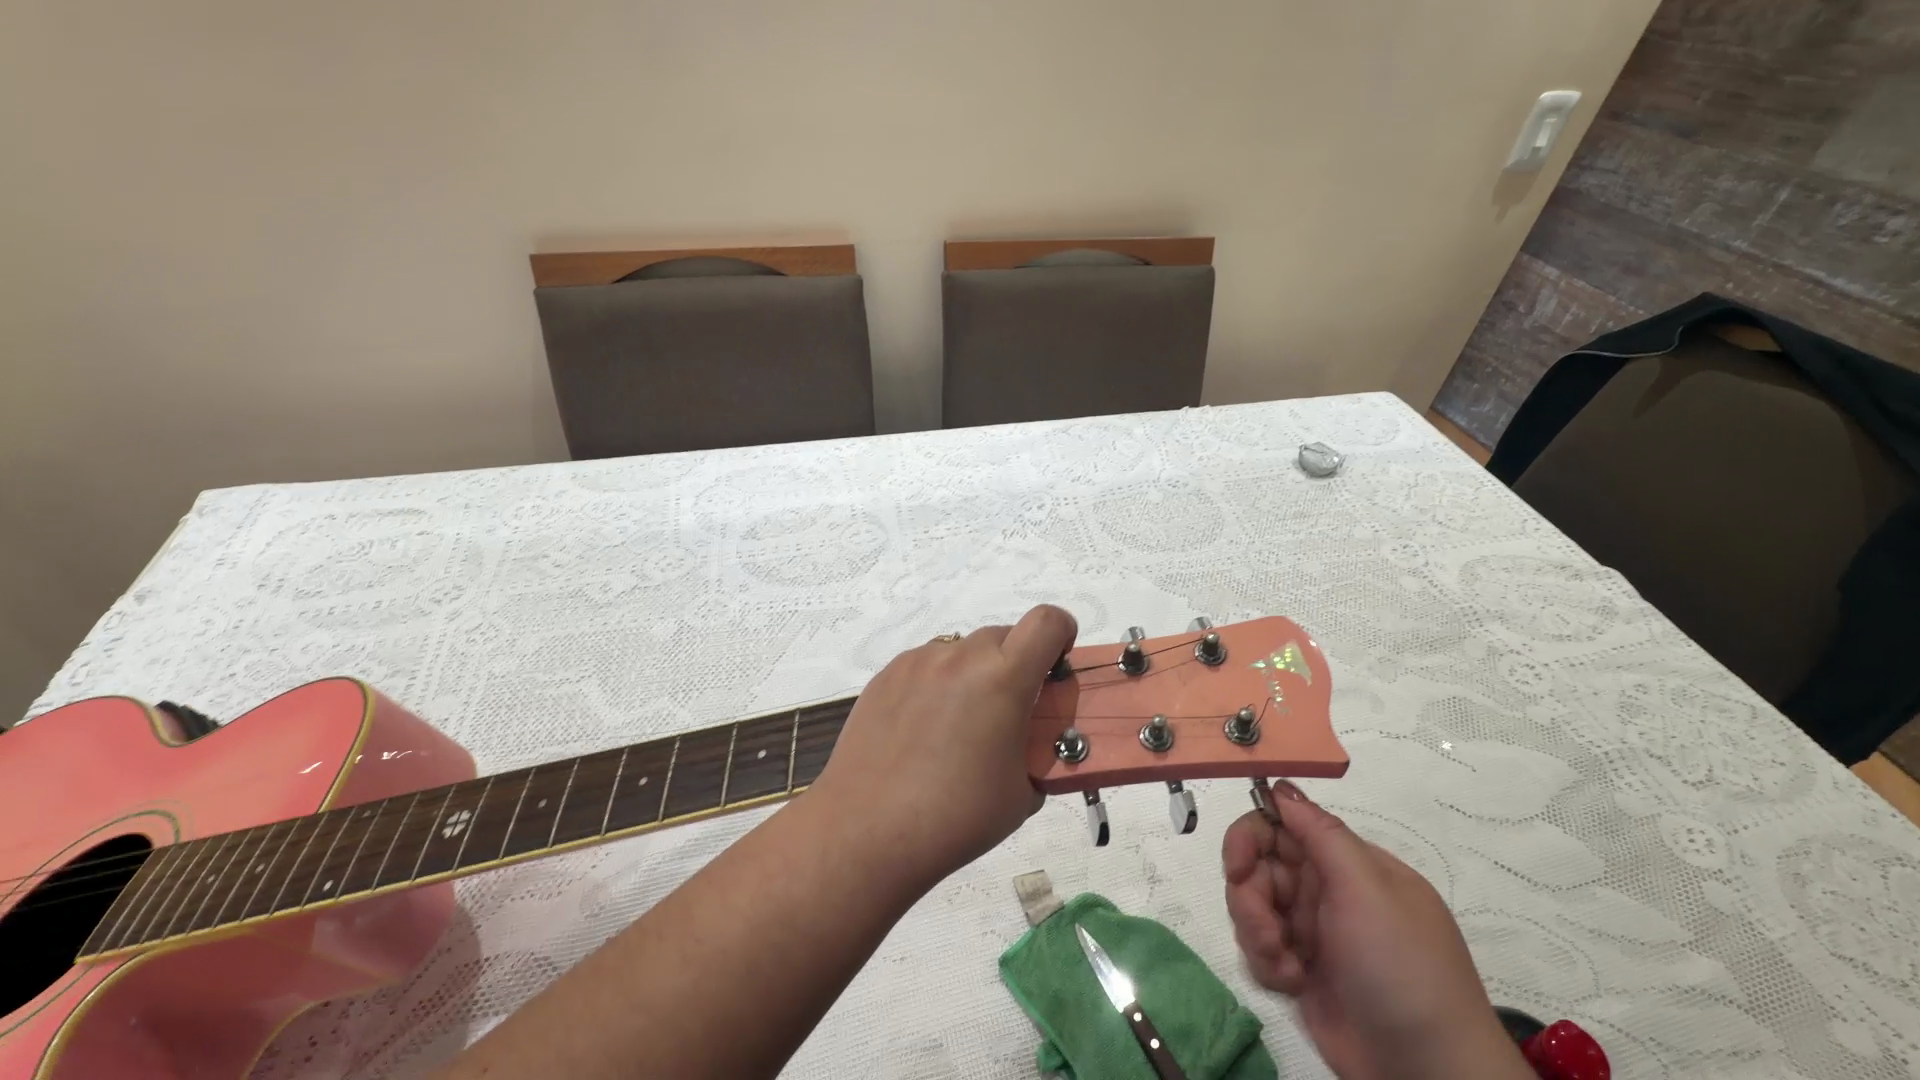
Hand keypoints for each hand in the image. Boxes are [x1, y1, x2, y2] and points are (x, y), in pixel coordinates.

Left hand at [806, 605, 1077, 893]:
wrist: (868, 831)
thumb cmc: (957, 817)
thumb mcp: (1023, 792)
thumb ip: (1038, 752)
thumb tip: (1034, 741)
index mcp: (1003, 677)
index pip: (1048, 621)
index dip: (1062, 635)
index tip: (1056, 670)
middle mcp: (959, 657)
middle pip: (1003, 636)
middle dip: (1016, 664)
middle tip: (1008, 713)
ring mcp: (916, 663)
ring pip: (961, 651)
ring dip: (974, 674)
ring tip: (959, 729)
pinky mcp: (884, 678)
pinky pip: (925, 668)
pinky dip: (937, 687)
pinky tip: (922, 734)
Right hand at [1222, 783, 1531, 1079]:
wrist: (1426, 1068)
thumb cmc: (1400, 966)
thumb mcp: (1366, 890)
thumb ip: (1321, 833)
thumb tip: (1282, 784)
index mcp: (1347, 863)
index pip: (1281, 826)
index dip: (1250, 838)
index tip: (1237, 866)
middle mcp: (1326, 890)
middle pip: (1258, 867)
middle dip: (1251, 897)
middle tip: (1268, 930)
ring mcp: (1312, 931)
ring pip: (1252, 908)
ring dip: (1258, 934)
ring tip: (1287, 966)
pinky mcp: (1299, 969)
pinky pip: (1259, 948)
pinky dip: (1268, 964)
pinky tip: (1294, 984)